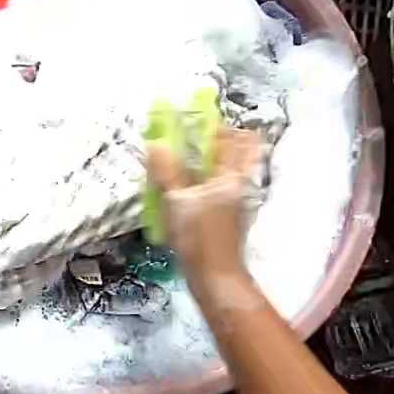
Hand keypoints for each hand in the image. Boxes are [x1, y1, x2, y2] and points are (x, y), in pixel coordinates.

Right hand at [147, 125, 262, 298]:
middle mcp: (237, 185)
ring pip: (225, 173)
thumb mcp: (178, 201)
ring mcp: (233, 203)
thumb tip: (156, 143)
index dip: (218, 124)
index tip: (197, 115)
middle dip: (216, 142)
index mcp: (231, 176)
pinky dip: (201, 184)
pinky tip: (181, 189)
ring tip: (181, 161)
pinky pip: (215, 191)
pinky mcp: (225, 218)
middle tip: (192, 137)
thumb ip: (167, 172)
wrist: (216, 278)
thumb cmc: (200, 237)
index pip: (234, 139)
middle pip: (236, 154)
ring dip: (206, 163)